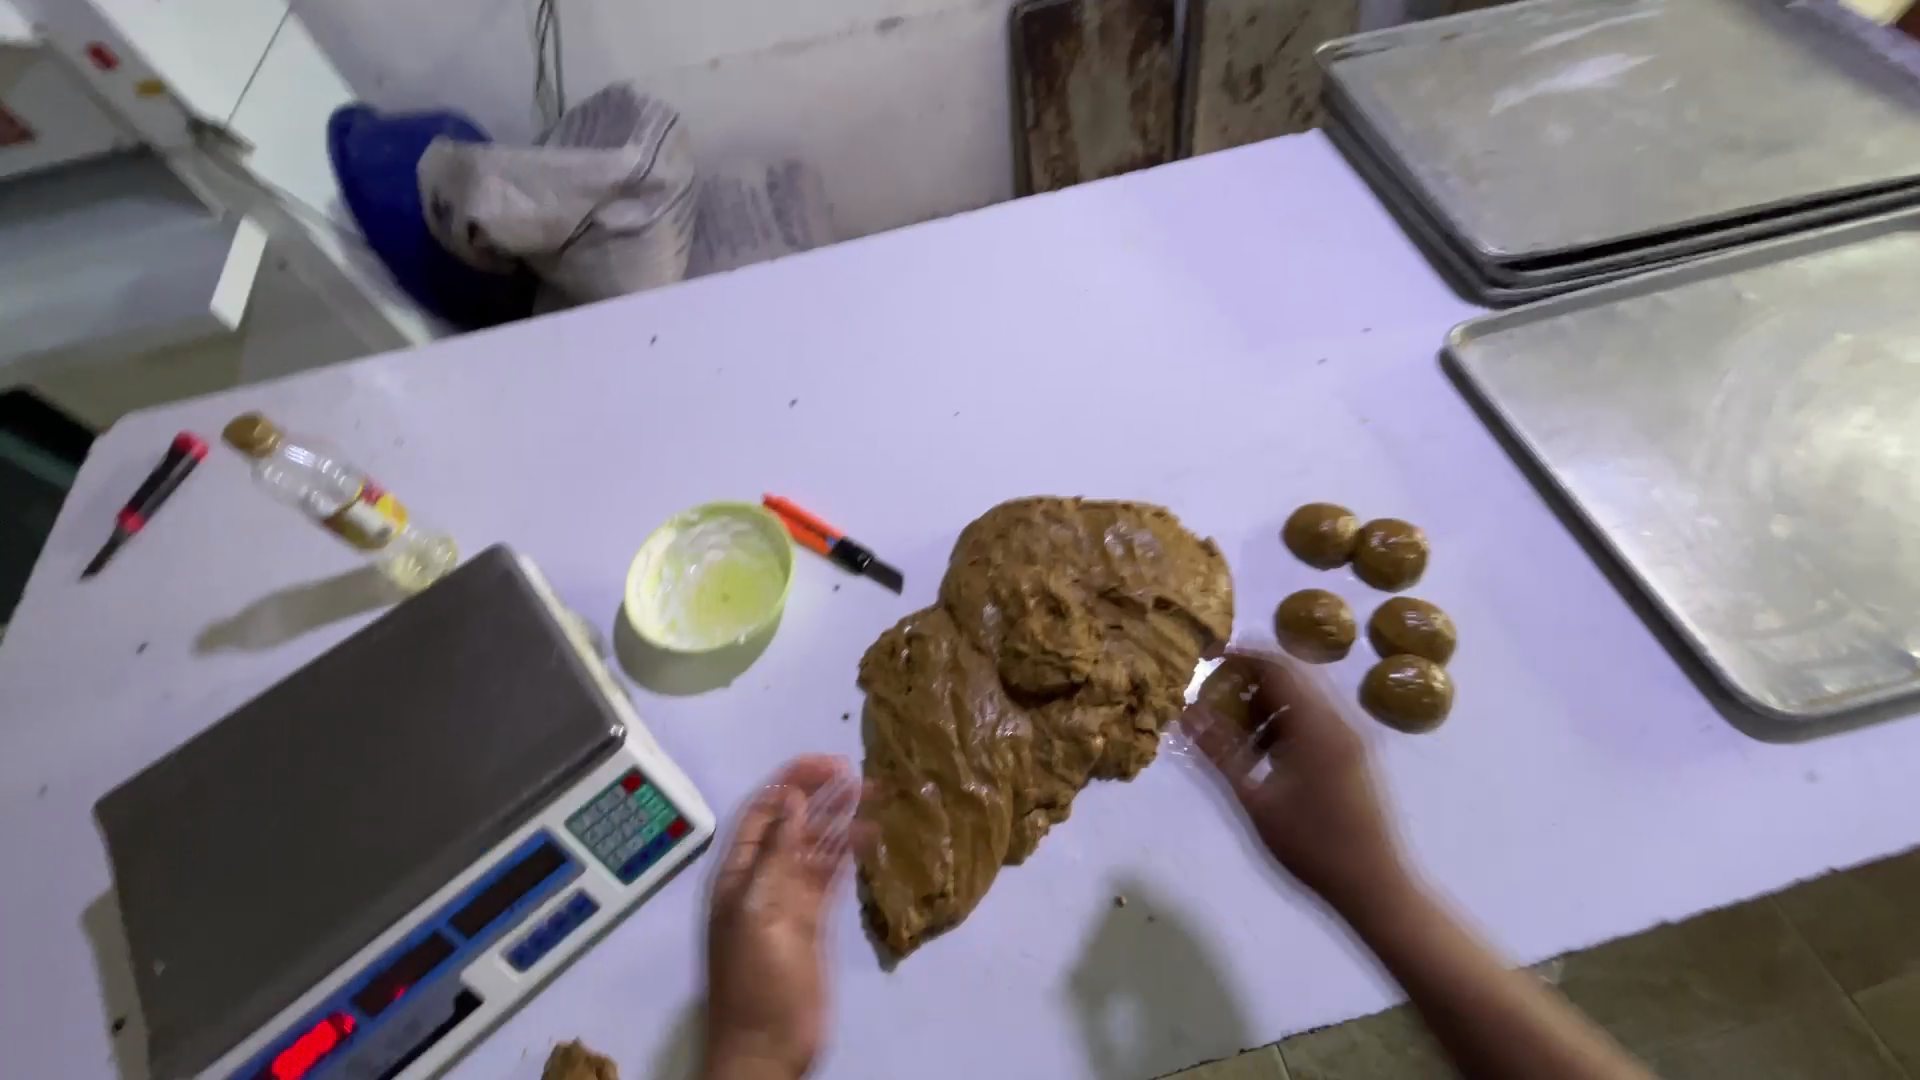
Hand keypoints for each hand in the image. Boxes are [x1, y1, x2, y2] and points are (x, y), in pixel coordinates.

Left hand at [702, 756, 863, 1079]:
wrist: (767, 1044)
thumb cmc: (756, 975)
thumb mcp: (759, 907)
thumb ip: (776, 850)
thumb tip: (791, 797)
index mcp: (739, 869)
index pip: (765, 808)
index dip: (793, 780)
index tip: (829, 764)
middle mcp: (764, 874)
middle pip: (793, 820)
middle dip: (820, 793)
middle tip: (857, 773)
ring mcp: (791, 895)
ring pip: (817, 843)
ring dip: (840, 817)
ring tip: (872, 794)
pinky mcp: (815, 916)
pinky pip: (833, 872)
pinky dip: (850, 851)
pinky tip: (872, 835)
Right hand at [1182, 652, 1408, 913]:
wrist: (1378, 889)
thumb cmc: (1312, 845)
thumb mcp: (1254, 798)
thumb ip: (1219, 751)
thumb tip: (1185, 713)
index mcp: (1318, 725)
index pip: (1276, 666)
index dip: (1239, 655)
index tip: (1206, 657)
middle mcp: (1341, 721)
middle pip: (1291, 677)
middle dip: (1249, 678)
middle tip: (1214, 691)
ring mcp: (1353, 738)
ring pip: (1303, 699)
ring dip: (1266, 703)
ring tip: (1232, 727)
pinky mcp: (1356, 756)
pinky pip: (1315, 720)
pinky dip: (1284, 722)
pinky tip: (1262, 753)